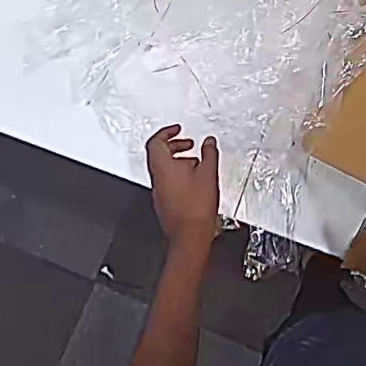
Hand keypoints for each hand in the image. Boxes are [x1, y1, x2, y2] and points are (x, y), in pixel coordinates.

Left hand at [146, 125, 219, 251]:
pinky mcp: (165, 202)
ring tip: (196, 160)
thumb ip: (209, 153)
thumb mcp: (209, 172)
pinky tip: (195, 179)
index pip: (155, 142)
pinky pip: (167, 181)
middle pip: (157, 154)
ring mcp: (159, 192)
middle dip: (174, 145)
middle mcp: (158, 179)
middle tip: (188, 142)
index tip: (177, 129)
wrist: (190, 236)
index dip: (166, 132)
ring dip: (177, 159)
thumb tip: (209, 142)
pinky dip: (178, 173)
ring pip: (163, 168)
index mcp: (164, 168)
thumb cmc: (196, 208)